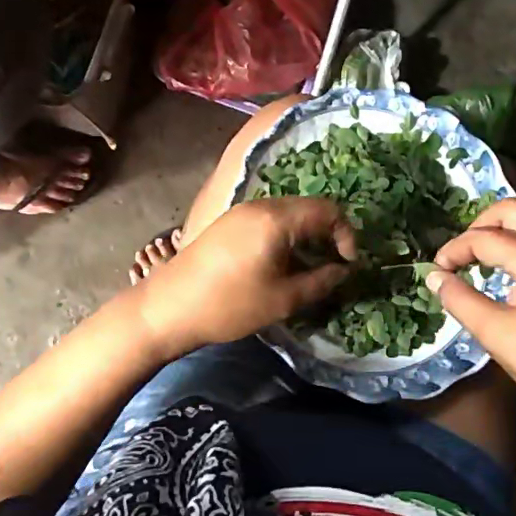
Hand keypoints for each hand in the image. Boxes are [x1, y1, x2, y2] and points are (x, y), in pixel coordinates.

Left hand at [132, 198, 358, 358]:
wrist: (167, 309)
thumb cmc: (230, 306)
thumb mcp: (284, 300)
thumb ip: (322, 281)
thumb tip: (345, 271)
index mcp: (277, 219)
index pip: (329, 211)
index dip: (347, 235)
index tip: (347, 264)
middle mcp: (261, 205)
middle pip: (310, 207)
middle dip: (329, 233)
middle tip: (333, 264)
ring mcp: (242, 211)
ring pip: (290, 213)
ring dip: (307, 234)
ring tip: (309, 266)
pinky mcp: (229, 222)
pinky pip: (270, 219)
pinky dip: (286, 235)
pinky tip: (282, 262)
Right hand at [430, 201, 515, 418]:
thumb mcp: (497, 334)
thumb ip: (461, 301)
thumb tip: (434, 277)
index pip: (486, 238)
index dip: (455, 250)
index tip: (436, 271)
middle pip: (514, 211)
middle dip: (481, 224)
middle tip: (461, 253)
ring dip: (504, 229)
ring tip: (481, 257)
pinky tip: (509, 272)